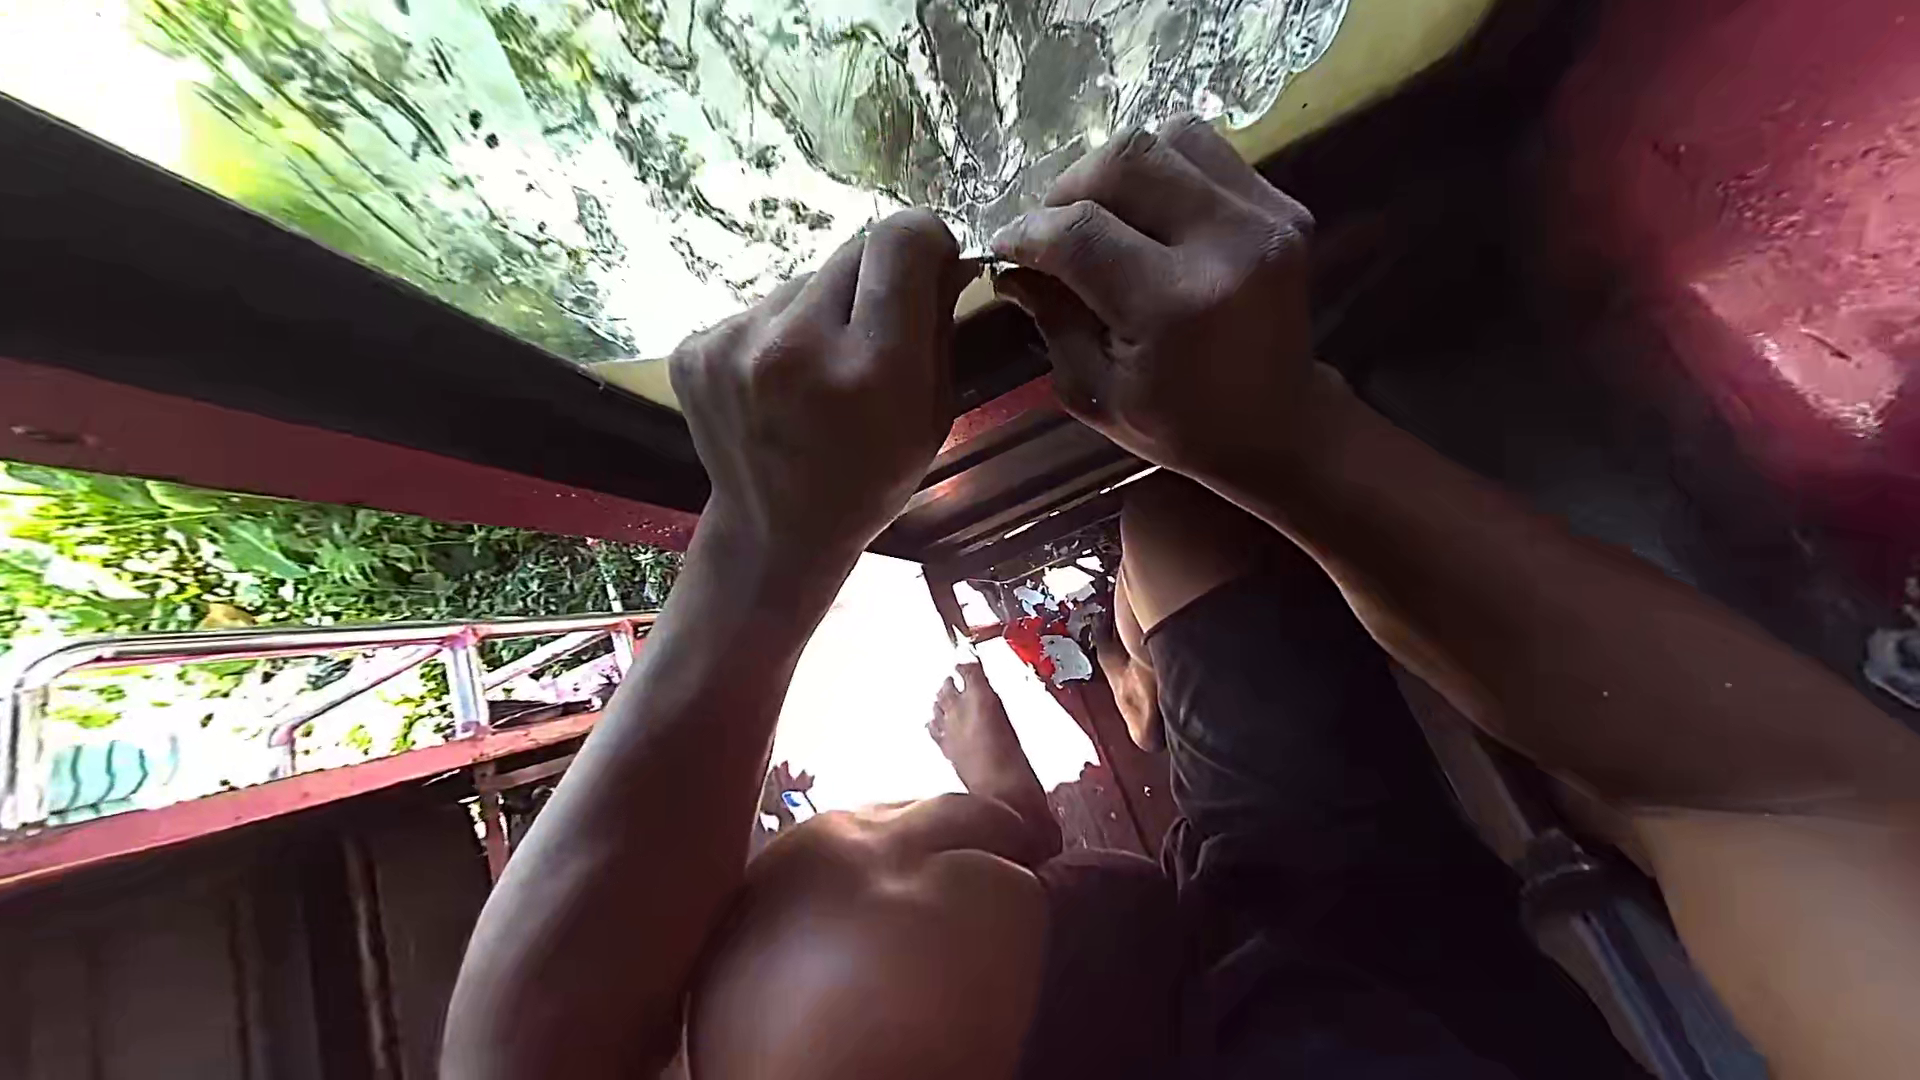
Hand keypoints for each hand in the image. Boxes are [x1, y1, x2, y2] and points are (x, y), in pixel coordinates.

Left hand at [670, 210, 966, 565]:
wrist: (778, 531)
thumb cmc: (871, 482)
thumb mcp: (930, 418)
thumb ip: (939, 332)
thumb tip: (938, 259)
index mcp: (871, 371)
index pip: (900, 240)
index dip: (924, 241)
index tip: (928, 266)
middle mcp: (796, 346)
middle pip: (853, 249)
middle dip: (876, 281)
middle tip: (871, 334)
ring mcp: (732, 345)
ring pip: (803, 281)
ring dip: (822, 311)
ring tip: (817, 372)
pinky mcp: (692, 349)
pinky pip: (760, 308)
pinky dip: (779, 333)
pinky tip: (779, 384)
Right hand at [989, 114, 1333, 475]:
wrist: (1273, 426)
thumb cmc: (1175, 426)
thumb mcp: (1094, 392)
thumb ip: (1053, 320)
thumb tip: (1014, 268)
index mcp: (1172, 307)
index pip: (1080, 235)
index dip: (1027, 232)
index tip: (1004, 244)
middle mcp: (1224, 244)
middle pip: (1124, 161)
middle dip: (1065, 189)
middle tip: (1049, 228)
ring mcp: (1264, 217)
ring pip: (1168, 136)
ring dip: (1115, 170)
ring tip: (1096, 215)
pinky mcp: (1283, 206)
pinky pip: (1206, 152)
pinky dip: (1160, 171)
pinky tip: (1143, 214)